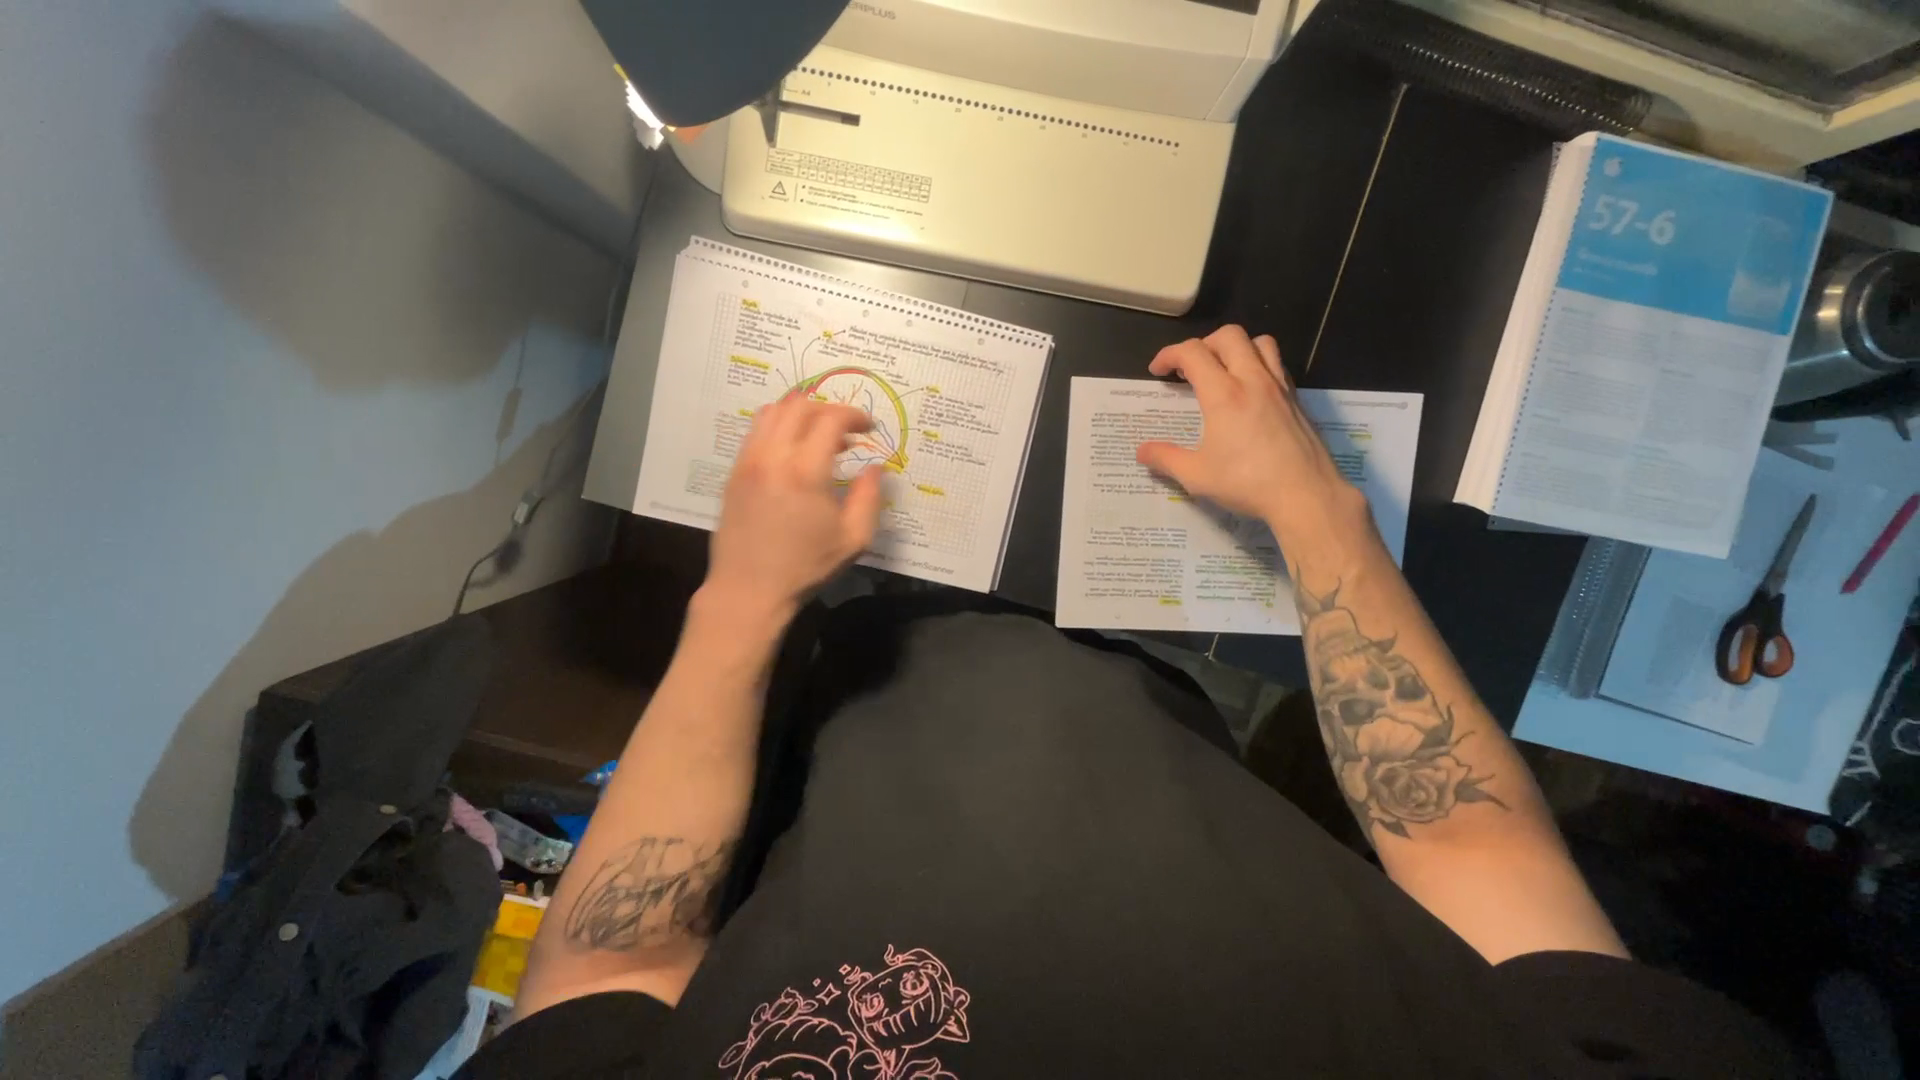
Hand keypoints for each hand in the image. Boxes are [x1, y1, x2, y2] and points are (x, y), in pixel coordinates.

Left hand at [701, 398, 883, 623]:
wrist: (749, 590)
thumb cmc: (806, 567)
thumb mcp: (854, 539)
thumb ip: (869, 497)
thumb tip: (875, 467)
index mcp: (805, 472)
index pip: (830, 419)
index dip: (854, 415)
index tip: (868, 427)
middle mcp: (772, 457)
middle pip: (799, 405)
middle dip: (828, 409)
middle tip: (846, 431)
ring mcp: (748, 462)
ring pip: (772, 412)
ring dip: (800, 413)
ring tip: (818, 435)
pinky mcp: (734, 472)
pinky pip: (755, 431)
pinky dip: (778, 427)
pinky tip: (792, 451)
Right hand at [1135, 326, 1368, 546]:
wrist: (1306, 495)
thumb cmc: (1246, 484)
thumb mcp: (1197, 476)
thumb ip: (1165, 459)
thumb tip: (1142, 452)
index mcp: (1224, 395)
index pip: (1192, 353)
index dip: (1169, 355)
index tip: (1158, 371)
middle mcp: (1253, 380)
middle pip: (1228, 336)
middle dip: (1202, 344)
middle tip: (1190, 368)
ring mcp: (1280, 387)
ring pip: (1259, 343)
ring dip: (1236, 348)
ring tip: (1224, 371)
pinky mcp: (1297, 400)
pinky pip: (1277, 365)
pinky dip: (1259, 365)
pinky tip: (1250, 392)